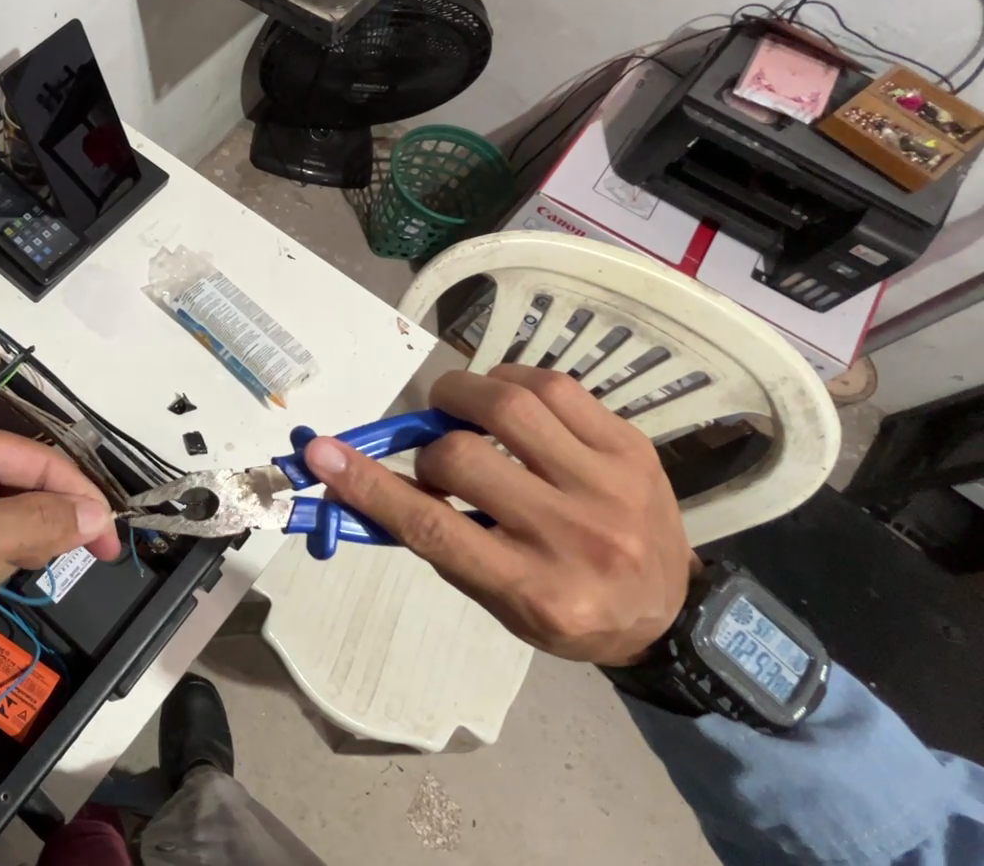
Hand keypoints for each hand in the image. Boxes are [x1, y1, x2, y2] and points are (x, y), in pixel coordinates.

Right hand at [302, 366, 697, 665]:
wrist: (669, 610)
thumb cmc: (560, 608)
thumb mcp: (490, 594)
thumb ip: (432, 536)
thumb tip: (361, 476)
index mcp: (534, 590)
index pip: (433, 528)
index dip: (369, 485)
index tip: (321, 453)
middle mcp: (577, 538)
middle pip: (463, 459)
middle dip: (430, 451)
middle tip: (435, 459)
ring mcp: (613, 486)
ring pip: (509, 406)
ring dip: (460, 396)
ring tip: (456, 408)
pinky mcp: (633, 447)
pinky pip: (554, 386)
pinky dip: (508, 381)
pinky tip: (503, 398)